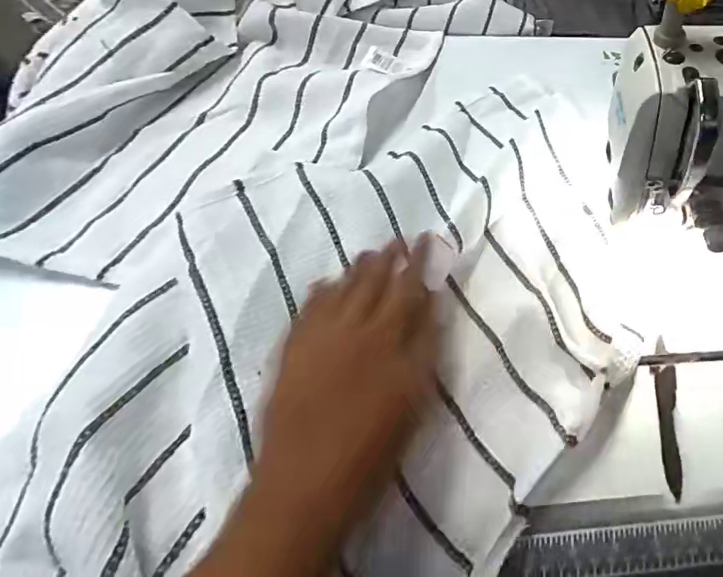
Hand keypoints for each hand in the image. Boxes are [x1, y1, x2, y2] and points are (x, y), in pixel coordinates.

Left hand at [198, 236, 439, 576]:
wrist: (304, 484)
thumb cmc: (371, 447)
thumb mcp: (414, 397)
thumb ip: (425, 344)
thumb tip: (432, 300)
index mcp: (385, 336)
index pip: (406, 286)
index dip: (418, 260)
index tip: (426, 238)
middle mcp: (351, 325)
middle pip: (372, 280)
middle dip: (387, 257)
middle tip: (397, 239)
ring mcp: (317, 336)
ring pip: (340, 287)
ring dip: (356, 269)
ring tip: (368, 255)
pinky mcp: (291, 351)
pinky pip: (307, 307)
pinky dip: (320, 291)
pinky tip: (324, 285)